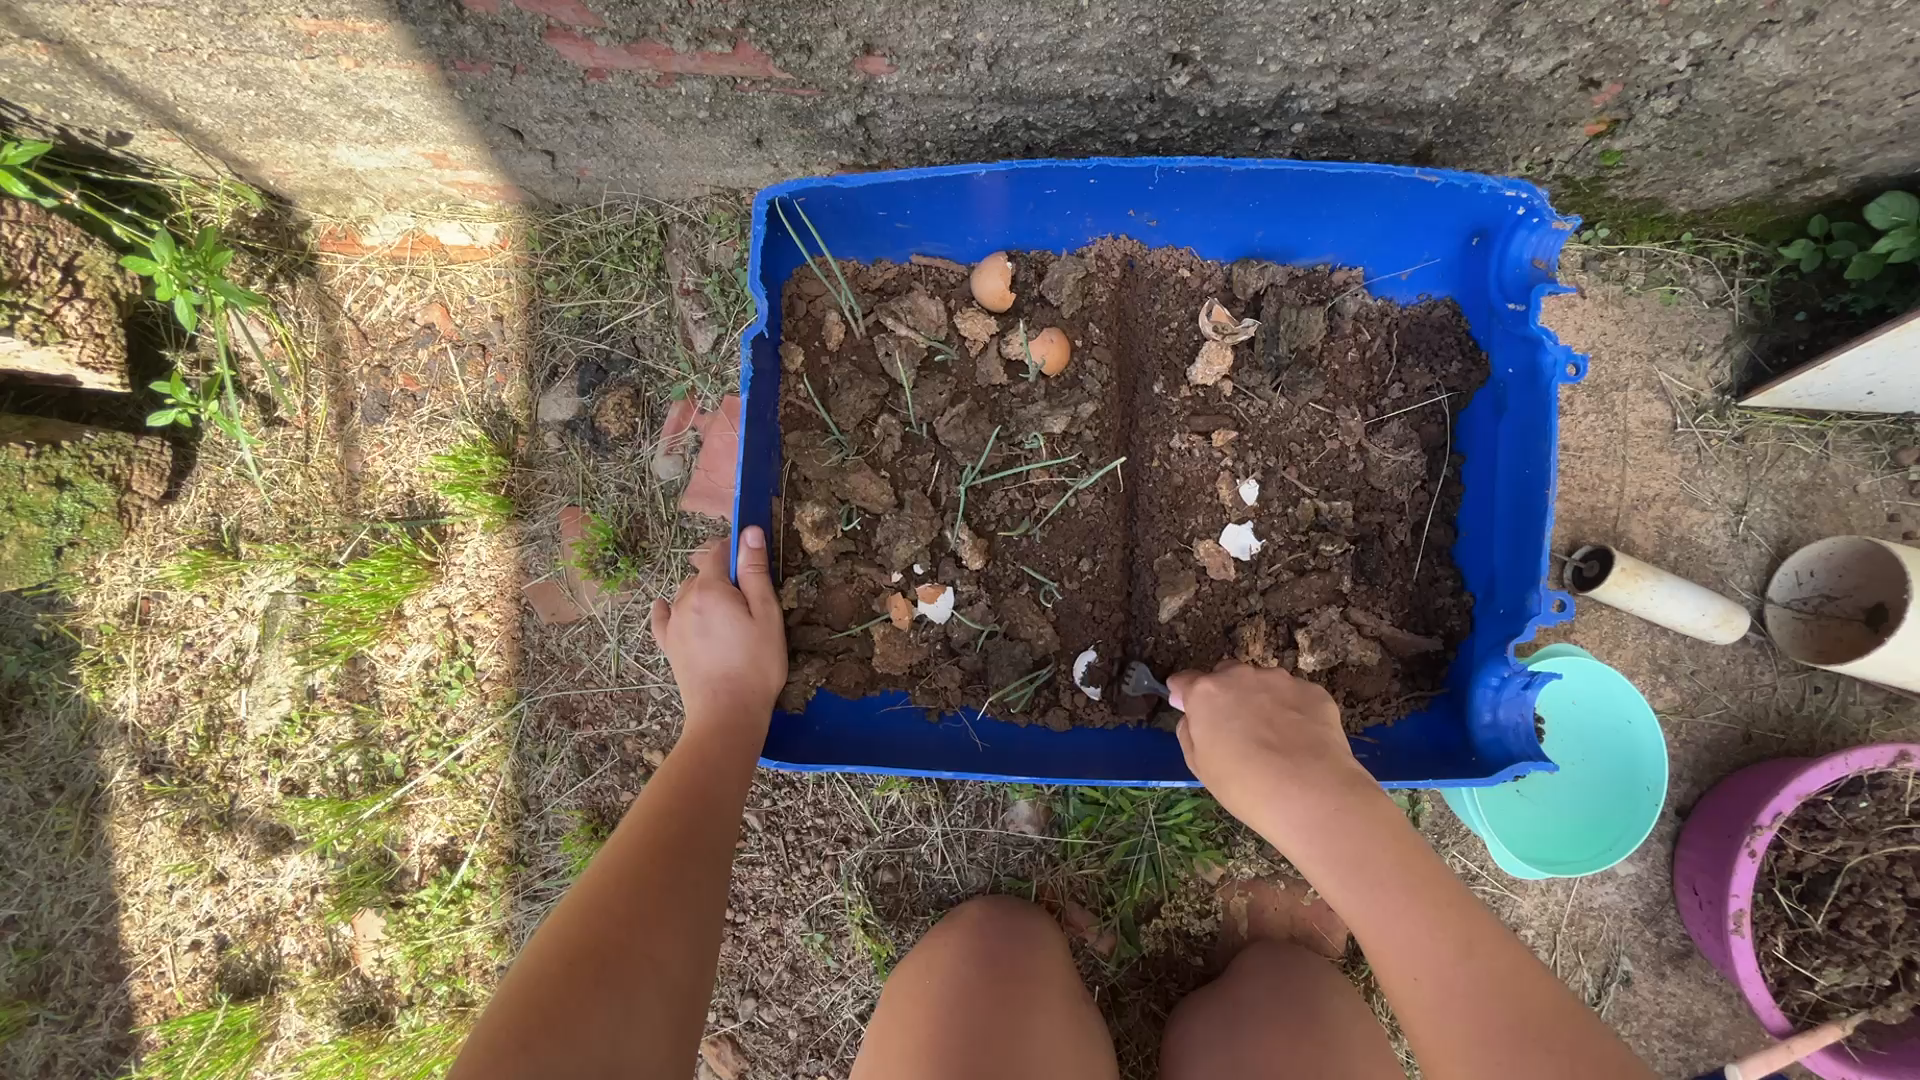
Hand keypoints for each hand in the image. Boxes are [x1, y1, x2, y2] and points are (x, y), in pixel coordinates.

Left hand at [651, 526, 786, 730]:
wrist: (727, 714)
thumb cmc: (756, 664)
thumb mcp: (767, 614)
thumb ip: (755, 572)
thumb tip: (749, 531)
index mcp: (710, 589)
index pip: (719, 552)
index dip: (737, 548)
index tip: (754, 557)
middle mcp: (684, 601)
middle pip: (702, 573)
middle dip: (724, 574)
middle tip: (750, 594)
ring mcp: (673, 624)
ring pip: (686, 593)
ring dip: (704, 592)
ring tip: (728, 613)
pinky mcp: (669, 646)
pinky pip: (663, 617)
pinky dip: (668, 608)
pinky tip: (666, 605)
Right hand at [1167, 662, 1381, 848]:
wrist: (1312, 794)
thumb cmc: (1244, 785)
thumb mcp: (1199, 765)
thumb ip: (1189, 732)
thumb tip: (1193, 719)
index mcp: (1205, 692)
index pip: (1184, 681)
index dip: (1184, 695)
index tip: (1188, 710)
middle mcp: (1240, 676)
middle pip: (1225, 675)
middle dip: (1225, 694)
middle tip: (1236, 729)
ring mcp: (1280, 680)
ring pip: (1262, 683)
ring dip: (1261, 700)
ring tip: (1275, 738)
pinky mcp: (1313, 691)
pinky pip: (1295, 697)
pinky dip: (1293, 711)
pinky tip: (1300, 740)